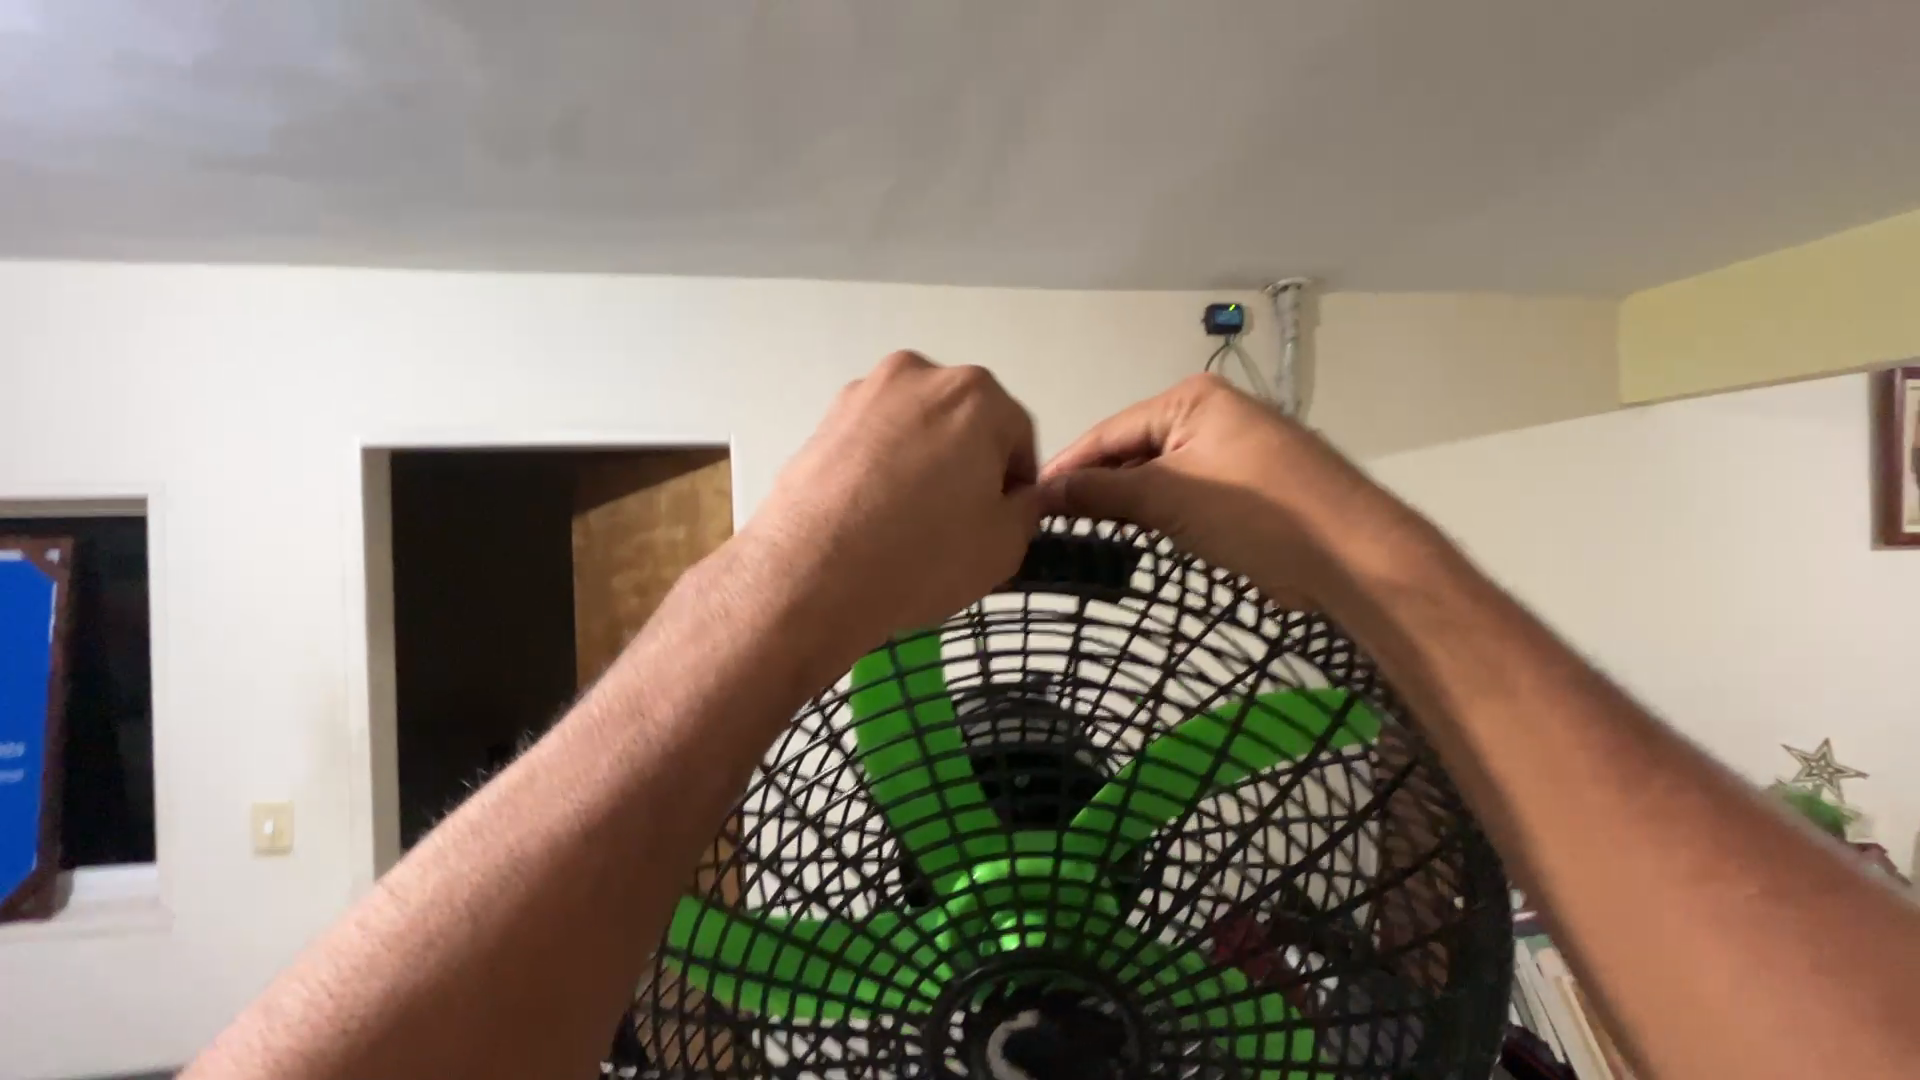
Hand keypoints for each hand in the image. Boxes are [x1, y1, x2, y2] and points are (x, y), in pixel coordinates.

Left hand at [745, 351, 1041, 645]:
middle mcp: (919, 376)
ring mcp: (864, 394)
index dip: (1016, 484)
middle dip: (969, 465)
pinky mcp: (823, 420)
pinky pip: (874, 442)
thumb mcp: (1004, 545)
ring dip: (924, 463)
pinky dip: (882, 468)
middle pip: (965, 424)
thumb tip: (1018, 497)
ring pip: (916, 430)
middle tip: (957, 522)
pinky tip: (872, 514)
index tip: (1001, 521)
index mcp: (976, 395)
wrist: (810, 575)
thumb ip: (1027, 509)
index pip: (1018, 437)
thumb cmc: (921, 556)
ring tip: (908, 520)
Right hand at [1039, 374, 1435, 606]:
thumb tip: (1044, 492)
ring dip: (1124, 502)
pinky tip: (1128, 534)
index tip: (1029, 497)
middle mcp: (1210, 416)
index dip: (1069, 466)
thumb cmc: (1258, 514)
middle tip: (1048, 519)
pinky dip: (1155, 513)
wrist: (1352, 558)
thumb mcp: (1169, 496)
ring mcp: (1230, 453)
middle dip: (1095, 485)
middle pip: (1133, 450)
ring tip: (1078, 530)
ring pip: (1157, 475)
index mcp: (1192, 400)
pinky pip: (1183, 495)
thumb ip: (1102, 492)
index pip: (1111, 430)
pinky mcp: (1243, 490)